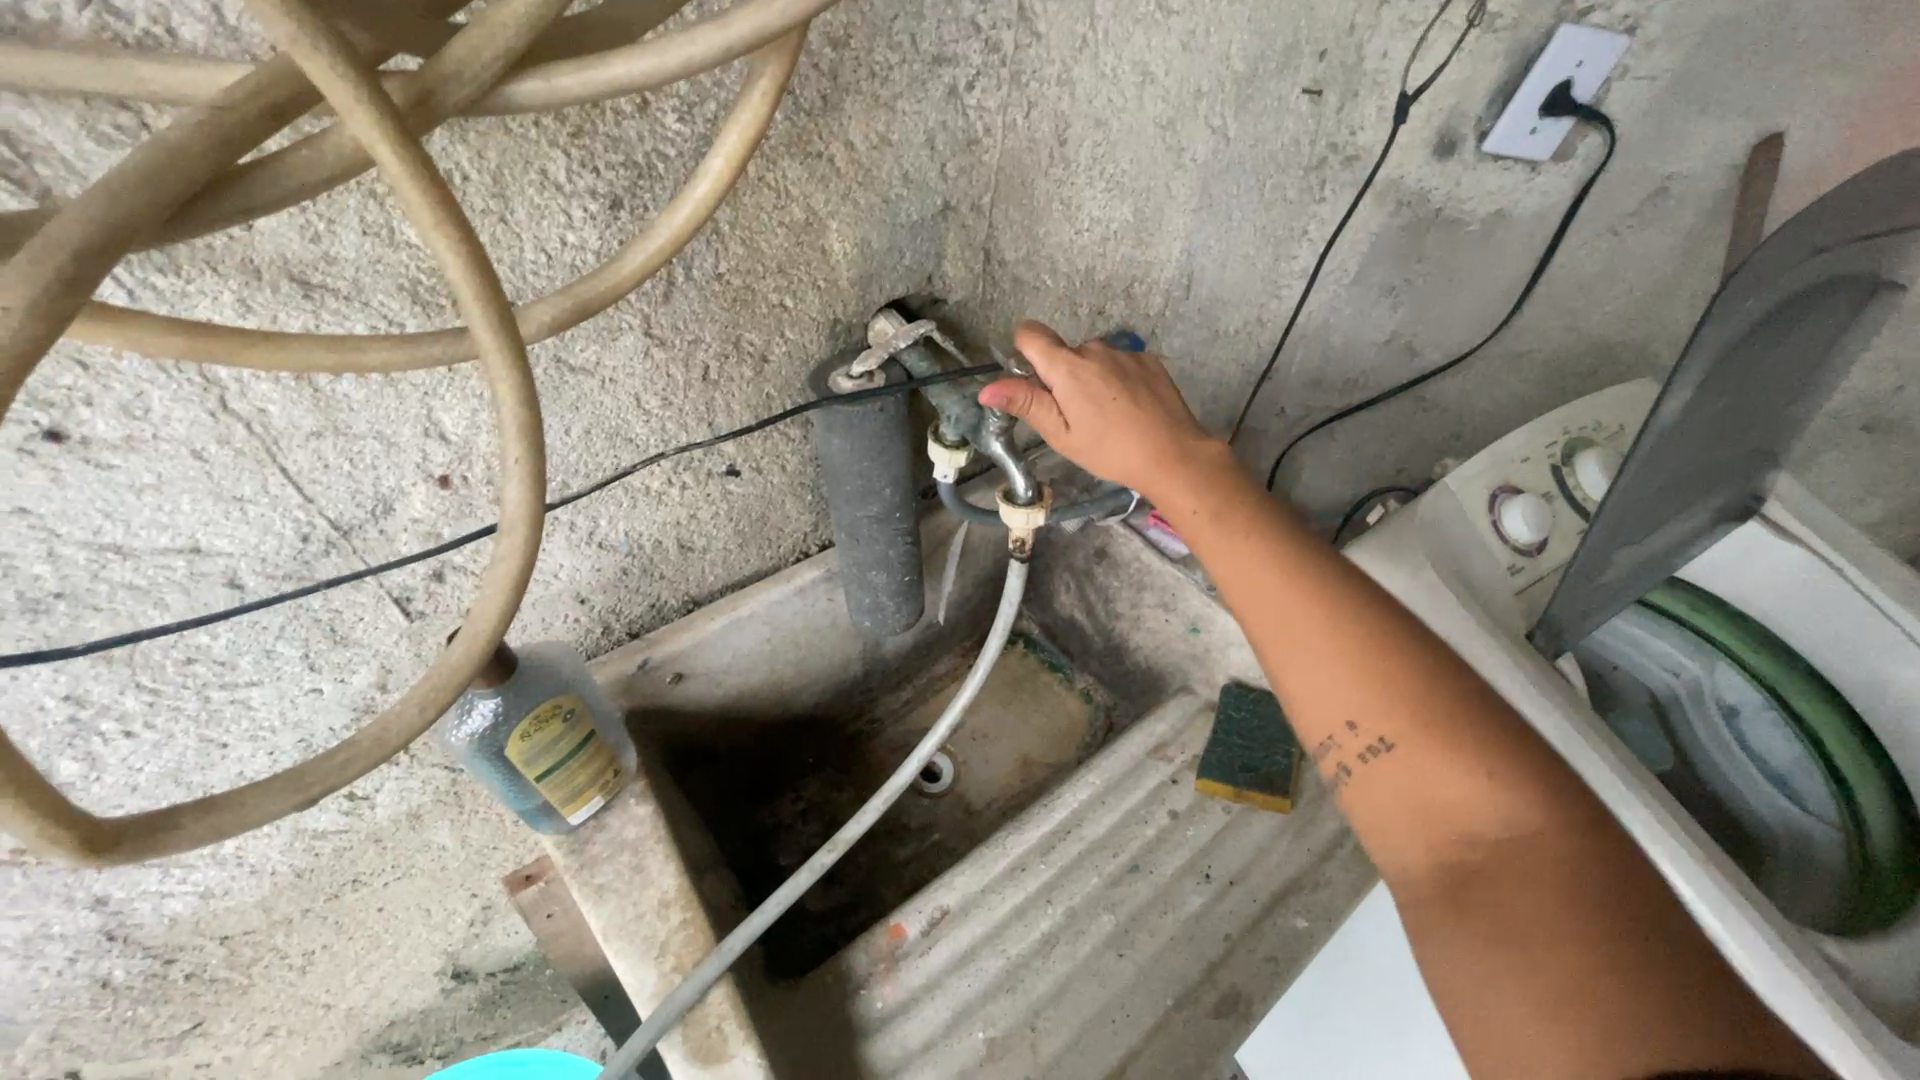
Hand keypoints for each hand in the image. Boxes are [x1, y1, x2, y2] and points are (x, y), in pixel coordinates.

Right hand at [978, 321, 1235, 501]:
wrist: (1172, 454)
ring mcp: (1125, 352)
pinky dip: (1118, 380)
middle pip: (1064, 352)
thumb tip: (986, 388)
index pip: (1030, 333)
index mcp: (1066, 367)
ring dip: (1092, 379)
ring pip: (1094, 359)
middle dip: (1063, 377)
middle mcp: (1094, 349)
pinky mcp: (1148, 360)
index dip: (1024, 352)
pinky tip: (1130, 409)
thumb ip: (1025, 404)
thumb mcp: (1061, 434)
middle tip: (1077, 416)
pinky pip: (1120, 363)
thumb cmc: (1109, 450)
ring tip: (1107, 415)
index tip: (1034, 382)